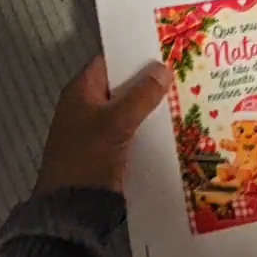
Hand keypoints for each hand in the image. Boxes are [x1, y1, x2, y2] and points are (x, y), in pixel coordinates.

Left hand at [33, 55, 171, 195]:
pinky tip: (173, 124)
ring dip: (150, 105)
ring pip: (128, 108)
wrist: (72, 209)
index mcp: (81, 91)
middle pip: (121, 85)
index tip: (163, 48)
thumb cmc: (89, 156)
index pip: (110, 61)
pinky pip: (131, 129)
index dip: (134, 54)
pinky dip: (148, 126)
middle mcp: (87, 105)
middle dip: (148, 80)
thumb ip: (141, 95)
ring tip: (185, 93)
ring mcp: (97, 129)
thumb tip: (163, 68)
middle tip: (181, 70)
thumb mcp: (116, 122)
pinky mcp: (108, 150)